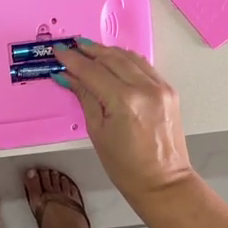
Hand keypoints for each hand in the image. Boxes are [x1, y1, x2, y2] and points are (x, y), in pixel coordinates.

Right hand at [56, 40, 196, 205]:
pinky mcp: (169, 91)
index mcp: (124, 100)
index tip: (58, 51)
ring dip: (108, 51)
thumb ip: (85, 98)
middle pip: (112, 58)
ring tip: (90, 49)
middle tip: (71, 46)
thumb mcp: (97, 132)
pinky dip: (127, 60)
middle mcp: (145, 88)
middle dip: (90, 50)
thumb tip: (69, 77)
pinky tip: (114, 60)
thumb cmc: (125, 166)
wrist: (163, 181)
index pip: (93, 71)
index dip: (73, 60)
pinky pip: (144, 67)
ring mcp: (161, 87)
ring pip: (130, 57)